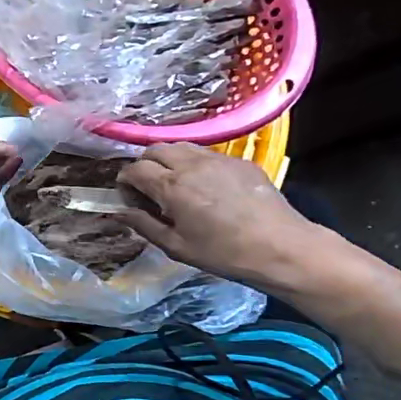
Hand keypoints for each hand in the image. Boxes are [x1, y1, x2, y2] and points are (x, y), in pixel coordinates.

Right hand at [116, 143, 332, 291]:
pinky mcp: (239, 161)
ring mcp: (217, 159)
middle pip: (155, 149)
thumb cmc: (223, 253)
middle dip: (145, 164)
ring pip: (181, 146)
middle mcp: (191, 164)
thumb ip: (144, 225)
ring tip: (175, 184)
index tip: (129, 196)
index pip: (135, 169)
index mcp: (172, 186)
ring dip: (169, 160)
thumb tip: (120, 212)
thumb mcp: (176, 246)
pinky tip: (205, 187)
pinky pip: (206, 154)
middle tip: (149, 188)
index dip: (125, 181)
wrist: (280, 247)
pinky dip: (194, 163)